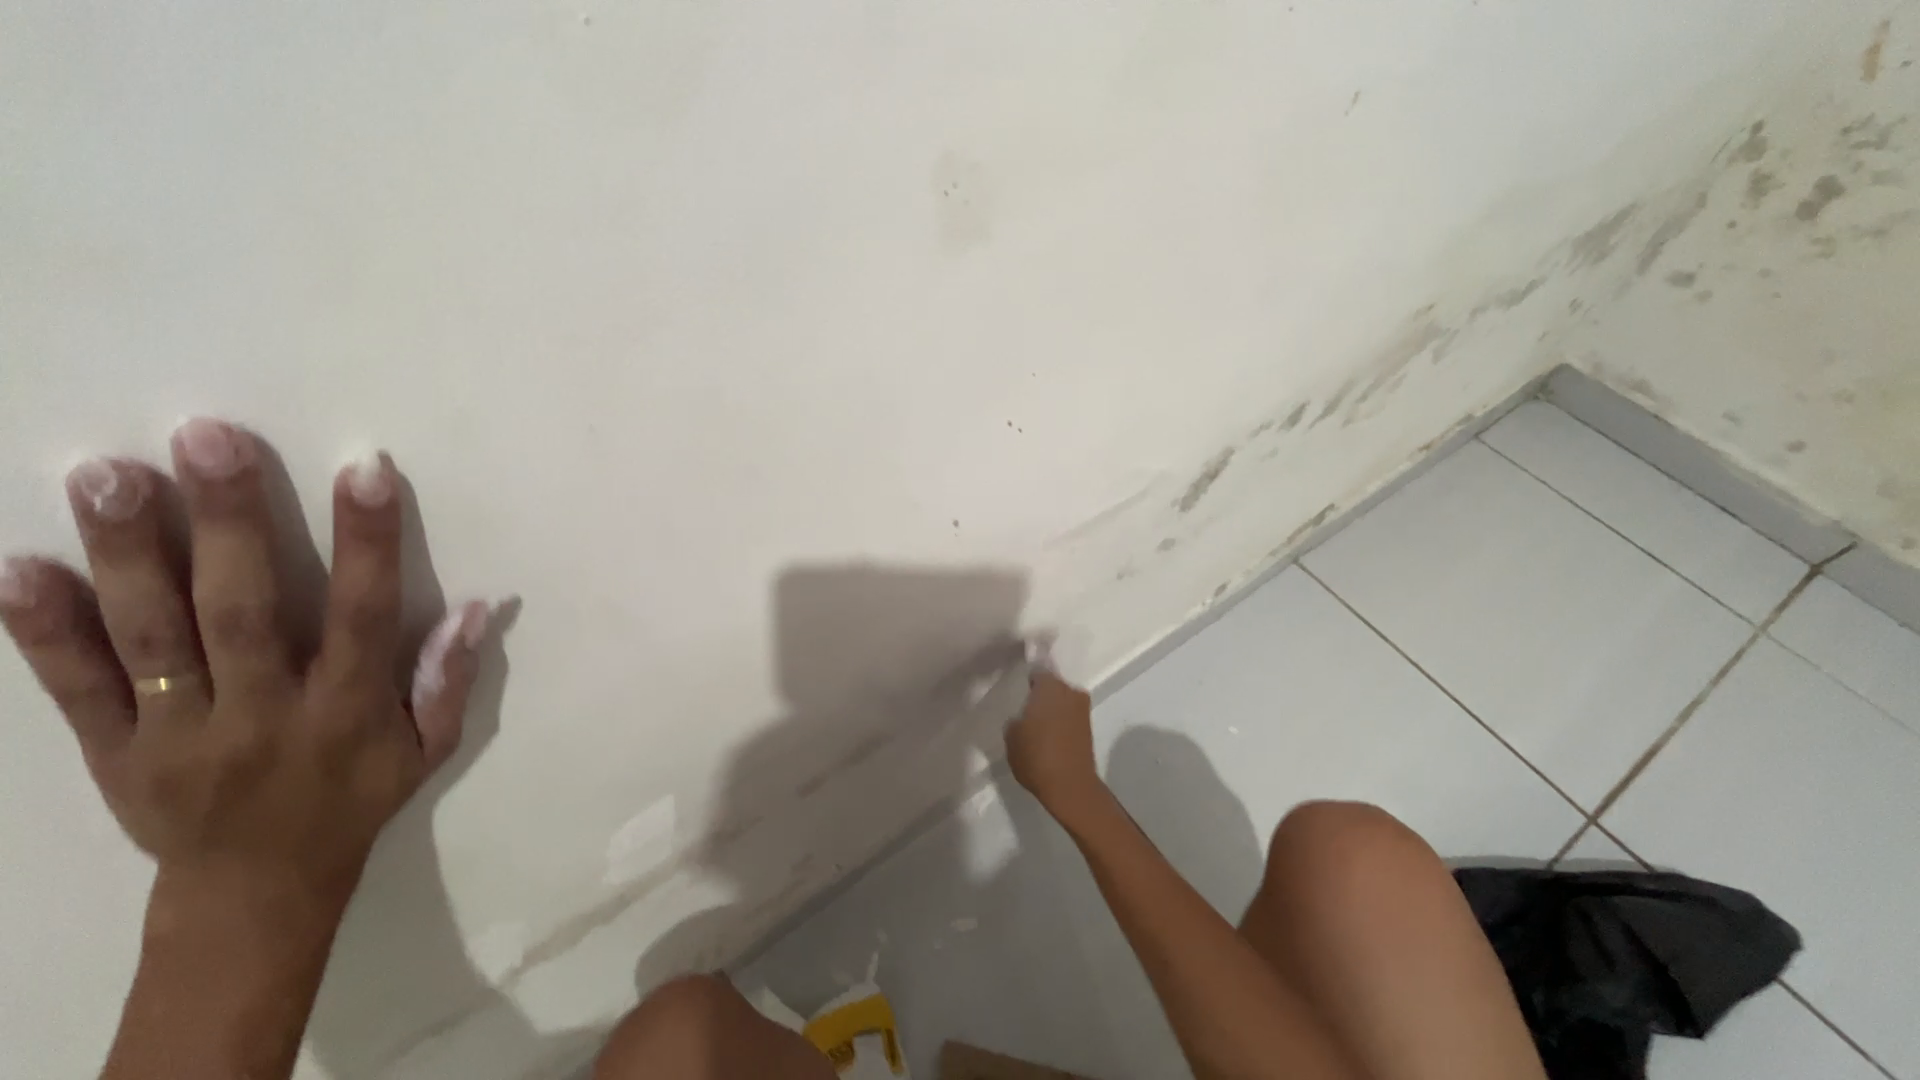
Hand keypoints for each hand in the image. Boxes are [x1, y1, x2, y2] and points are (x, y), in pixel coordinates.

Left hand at [0, 419, 484, 904]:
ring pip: (151, 637)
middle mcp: (264, 715)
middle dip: (228, 523)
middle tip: (205, 439)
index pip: (362, 617)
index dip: (367, 544)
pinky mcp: (114, 751)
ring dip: (129, 554)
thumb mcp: (428, 750)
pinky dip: (45, 630)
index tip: (364, 470)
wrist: (258, 887)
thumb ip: (448, 679)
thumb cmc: (356, 801)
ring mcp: (179, 733)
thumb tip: (478, 608)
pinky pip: (76, 688)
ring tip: (105, 475)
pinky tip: (18, 567)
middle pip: (241, 613)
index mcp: (346, 712)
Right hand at [1006, 671, 1104, 812]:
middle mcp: (1070, 692)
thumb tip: (1022, 718)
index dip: (1028, 682)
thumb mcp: (1011, 737)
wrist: (1069, 785)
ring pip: (1063, 701)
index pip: (1037, 673)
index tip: (1019, 692)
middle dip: (1042, 695)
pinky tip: (1049, 735)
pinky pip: (1070, 716)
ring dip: (1053, 709)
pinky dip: (1061, 722)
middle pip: (1053, 686)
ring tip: (1037, 724)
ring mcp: (1083, 710)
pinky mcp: (1089, 728)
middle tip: (1026, 708)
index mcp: (1049, 687)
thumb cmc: (1036, 756)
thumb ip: (1016, 720)